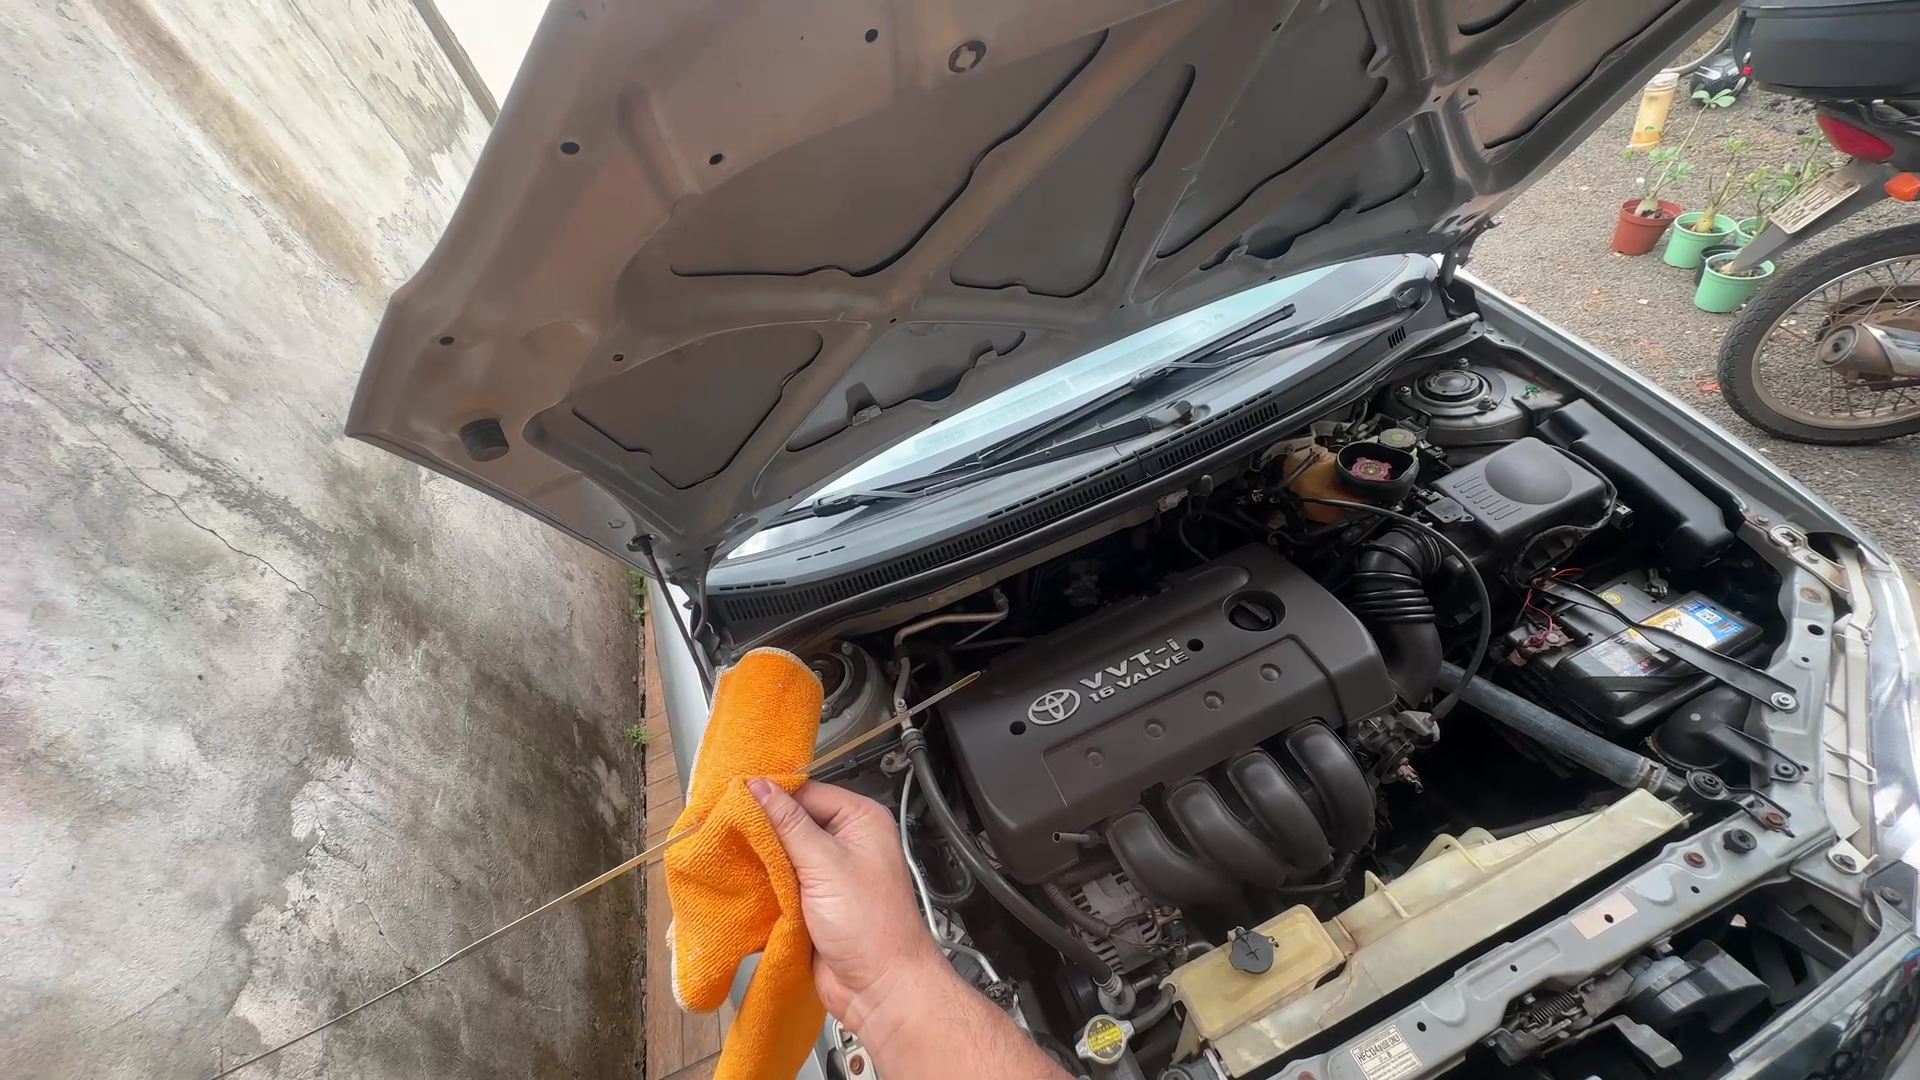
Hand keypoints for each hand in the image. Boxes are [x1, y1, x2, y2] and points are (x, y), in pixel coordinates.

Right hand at [749, 778, 951, 1036]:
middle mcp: (847, 840)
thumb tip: (761, 788)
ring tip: (725, 852)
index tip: (735, 795)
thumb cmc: (871, 924)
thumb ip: (790, 825)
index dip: (773, 795)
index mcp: (860, 819)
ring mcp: (830, 871)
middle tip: (723, 826)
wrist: (879, 988)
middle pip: (794, 821)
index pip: (808, 793)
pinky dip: (765, 883)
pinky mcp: (816, 899)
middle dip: (763, 828)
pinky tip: (741, 881)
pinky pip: (783, 881)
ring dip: (761, 858)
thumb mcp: (826, 864)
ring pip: (785, 853)